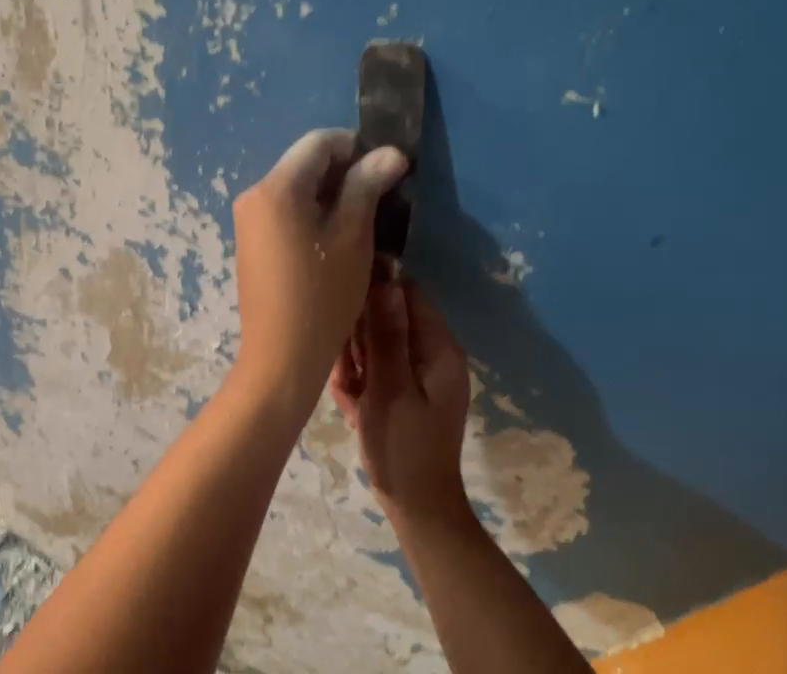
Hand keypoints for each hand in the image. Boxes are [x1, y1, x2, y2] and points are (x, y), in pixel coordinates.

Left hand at [231, 129, 407, 413]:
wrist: (280, 355)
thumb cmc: (322, 294)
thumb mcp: (353, 236)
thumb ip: (367, 186)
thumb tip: (390, 153)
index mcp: (276, 187)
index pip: (319, 142)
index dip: (357, 148)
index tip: (388, 172)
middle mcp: (255, 194)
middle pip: (305, 163)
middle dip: (345, 173)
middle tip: (382, 199)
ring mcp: (249, 218)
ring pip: (297, 188)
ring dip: (332, 195)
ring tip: (364, 223)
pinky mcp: (251, 240)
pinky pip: (285, 211)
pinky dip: (313, 214)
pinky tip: (337, 242)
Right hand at [331, 279, 472, 522]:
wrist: (416, 508)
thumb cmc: (403, 447)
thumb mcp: (390, 388)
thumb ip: (386, 334)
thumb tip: (388, 278)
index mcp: (439, 347)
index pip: (406, 293)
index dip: (373, 297)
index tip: (348, 321)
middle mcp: (433, 354)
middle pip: (387, 317)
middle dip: (359, 338)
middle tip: (350, 372)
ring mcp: (418, 374)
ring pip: (375, 344)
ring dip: (354, 363)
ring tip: (350, 392)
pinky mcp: (404, 391)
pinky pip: (374, 369)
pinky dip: (359, 383)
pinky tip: (353, 406)